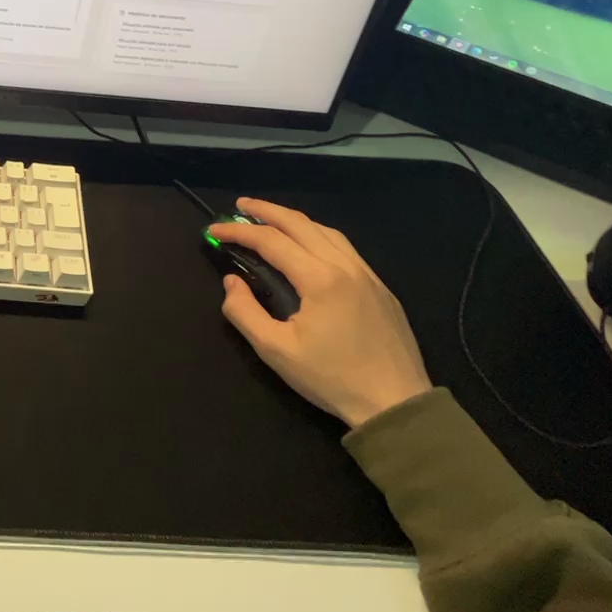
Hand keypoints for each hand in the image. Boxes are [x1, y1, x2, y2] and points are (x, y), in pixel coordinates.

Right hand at [213, 198, 430, 427]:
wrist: (397, 404)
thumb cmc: (332, 378)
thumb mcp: (276, 351)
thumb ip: (244, 312)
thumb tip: (232, 281)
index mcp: (320, 279)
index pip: (271, 242)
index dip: (238, 232)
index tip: (213, 231)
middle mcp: (345, 266)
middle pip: (300, 224)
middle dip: (266, 211)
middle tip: (239, 206)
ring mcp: (367, 275)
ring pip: (325, 232)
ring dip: (293, 220)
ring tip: (269, 219)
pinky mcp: (380, 288)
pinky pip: (344, 247)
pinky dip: (317, 235)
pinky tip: (308, 244)